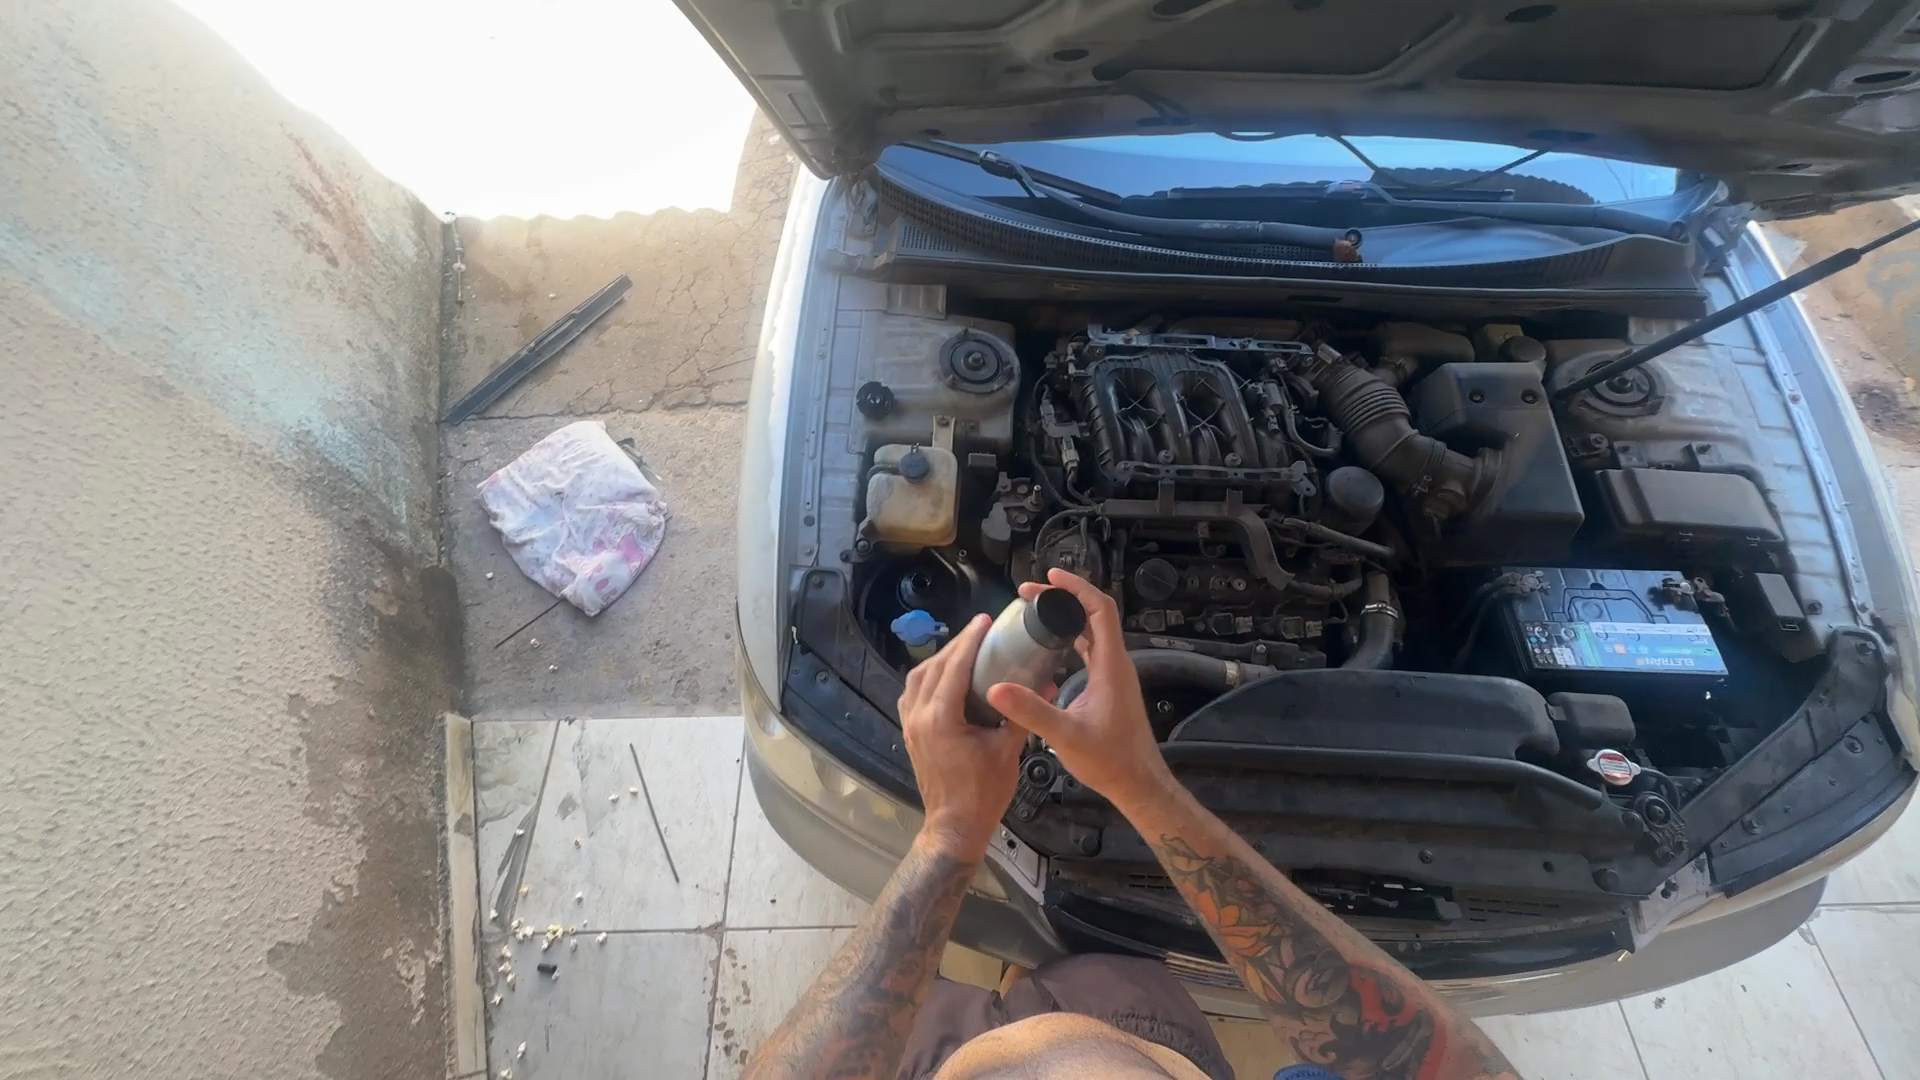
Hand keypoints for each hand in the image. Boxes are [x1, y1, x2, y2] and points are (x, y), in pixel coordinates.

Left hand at [897, 612, 1027, 861]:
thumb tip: (1046, 687)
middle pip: (933, 667)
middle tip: (979, 631)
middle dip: (956, 645)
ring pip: (918, 678)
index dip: (969, 640)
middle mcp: (919, 715)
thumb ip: (1023, 716)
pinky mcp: (909, 732)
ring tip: (964, 649)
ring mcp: (909, 724)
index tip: (984, 621)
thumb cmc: (983, 792)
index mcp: (941, 717)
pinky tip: (946, 676)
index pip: (954, 666)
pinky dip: (928, 678)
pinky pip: (913, 694)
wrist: (954, 827)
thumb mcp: (1008, 752)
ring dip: (940, 659)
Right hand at [985, 569, 1171, 807]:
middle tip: (1028, 594)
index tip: (1050, 577)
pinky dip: (1069, 637)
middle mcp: (1114, 663)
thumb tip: (997, 688)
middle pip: (1093, 613)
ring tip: (1033, 612)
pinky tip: (1046, 645)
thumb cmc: (1111, 761)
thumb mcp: (1066, 736)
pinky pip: (1089, 649)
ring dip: (1065, 616)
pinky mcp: (1107, 686)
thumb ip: (1031, 711)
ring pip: (1091, 630)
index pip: (1100, 609)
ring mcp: (1113, 674)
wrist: (1138, 784)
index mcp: (1111, 665)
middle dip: (1063, 598)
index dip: (1077, 587)